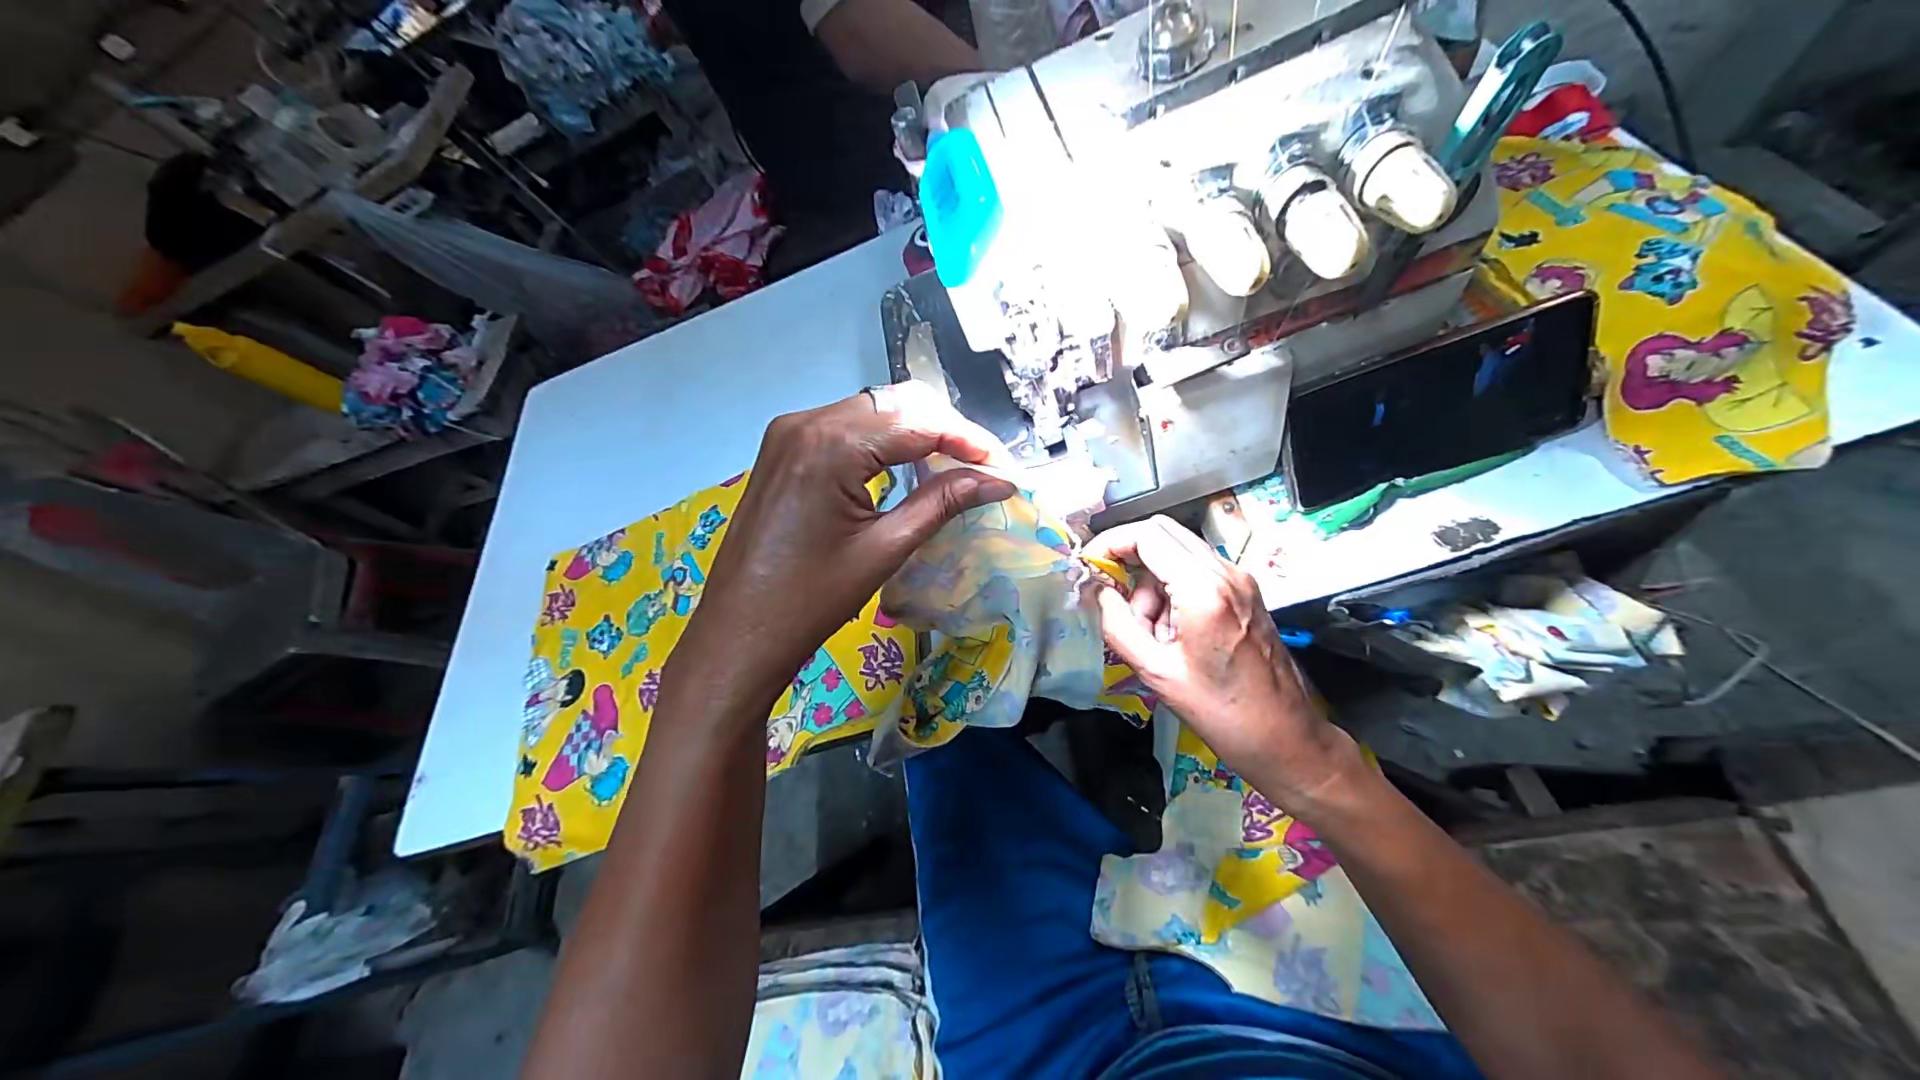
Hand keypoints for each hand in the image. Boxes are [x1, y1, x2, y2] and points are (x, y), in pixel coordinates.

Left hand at [669, 383, 1017, 714]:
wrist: (740, 631)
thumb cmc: (811, 599)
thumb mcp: (885, 549)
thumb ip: (942, 502)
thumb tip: (999, 480)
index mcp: (831, 444)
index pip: (918, 421)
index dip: (968, 440)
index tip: (1004, 466)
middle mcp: (806, 422)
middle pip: (896, 404)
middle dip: (946, 429)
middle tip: (983, 467)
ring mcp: (789, 431)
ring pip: (872, 411)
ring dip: (916, 431)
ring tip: (955, 467)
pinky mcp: (783, 447)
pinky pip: (846, 427)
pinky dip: (883, 440)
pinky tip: (908, 466)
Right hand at [1086, 516, 1358, 804]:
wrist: (1285, 737)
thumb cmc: (1224, 712)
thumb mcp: (1156, 671)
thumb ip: (1117, 624)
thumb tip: (1097, 591)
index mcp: (1205, 590)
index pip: (1147, 536)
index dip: (1111, 544)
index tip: (1091, 565)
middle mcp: (1227, 574)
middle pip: (1163, 534)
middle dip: (1130, 560)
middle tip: (1114, 598)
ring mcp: (1240, 582)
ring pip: (1177, 554)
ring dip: (1152, 584)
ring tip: (1152, 635)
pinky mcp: (1244, 594)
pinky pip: (1195, 574)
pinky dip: (1173, 592)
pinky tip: (1173, 634)